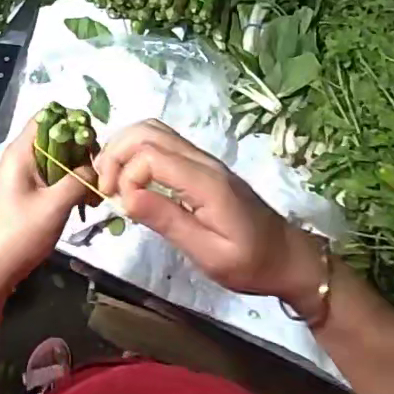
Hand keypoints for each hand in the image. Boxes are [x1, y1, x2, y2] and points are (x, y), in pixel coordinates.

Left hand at [0, 115, 93, 292]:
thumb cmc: (19, 234)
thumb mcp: (54, 205)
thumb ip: (78, 180)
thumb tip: (96, 167)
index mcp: (20, 152)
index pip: (47, 117)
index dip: (72, 122)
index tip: (95, 141)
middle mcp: (20, 157)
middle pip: (56, 137)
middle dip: (80, 150)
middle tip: (100, 171)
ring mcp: (23, 175)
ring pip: (57, 159)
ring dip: (77, 170)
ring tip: (96, 190)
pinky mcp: (28, 192)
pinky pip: (53, 177)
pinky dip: (69, 184)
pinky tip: (85, 202)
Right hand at [95, 121, 323, 301]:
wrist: (289, 257)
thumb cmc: (251, 263)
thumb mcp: (210, 255)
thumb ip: (167, 221)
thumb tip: (125, 197)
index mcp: (206, 182)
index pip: (150, 155)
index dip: (126, 176)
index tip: (122, 206)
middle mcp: (202, 160)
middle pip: (146, 132)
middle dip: (115, 154)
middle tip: (105, 188)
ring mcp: (201, 158)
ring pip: (151, 130)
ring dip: (122, 148)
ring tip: (111, 180)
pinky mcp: (198, 163)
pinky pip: (159, 141)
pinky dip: (134, 151)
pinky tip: (129, 177)